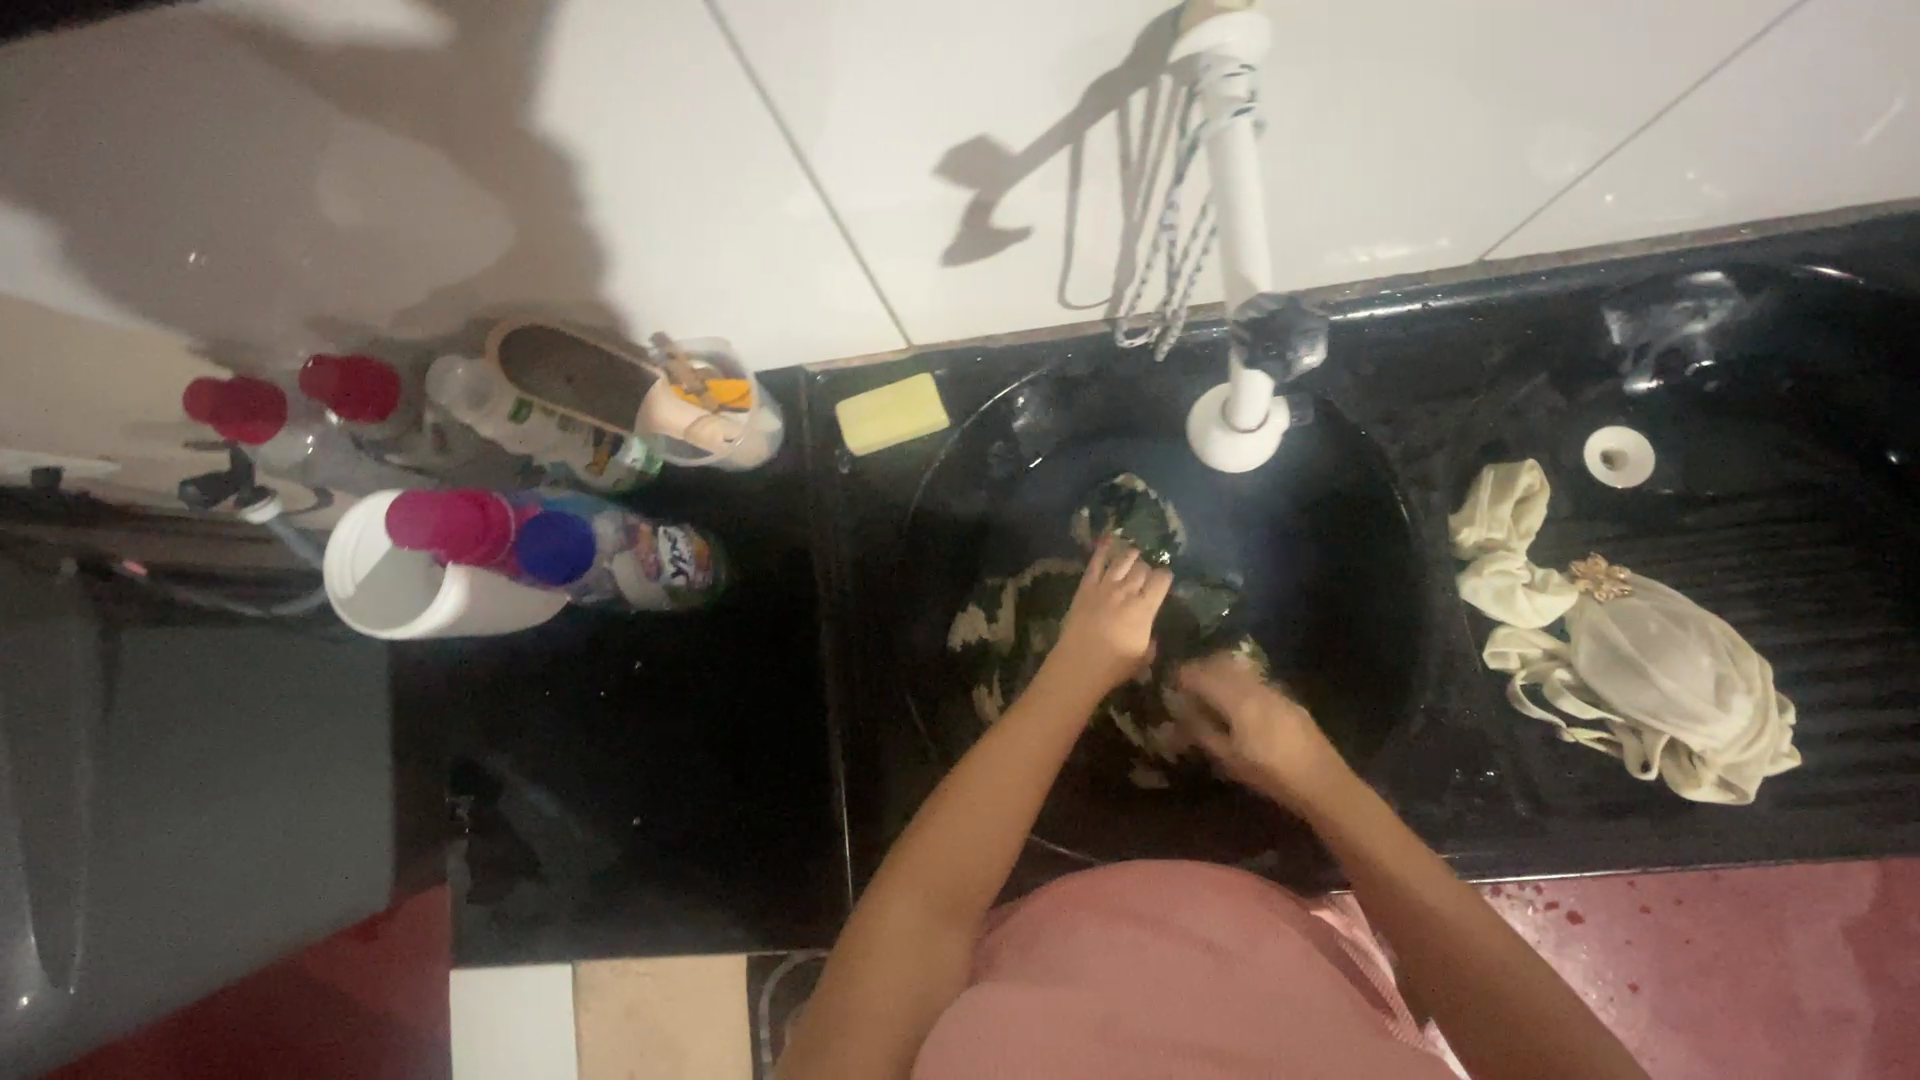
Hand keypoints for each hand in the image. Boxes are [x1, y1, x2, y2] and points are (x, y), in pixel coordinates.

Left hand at [1045, 535, 1173, 694]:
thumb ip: (1151, 640)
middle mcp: (1127, 591)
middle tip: (1146, 573)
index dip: (1165, 576)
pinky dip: (1102, 551)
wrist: (1080, 663)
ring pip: (1121, 561)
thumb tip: (1150, 633)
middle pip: (1142, 568)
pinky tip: (1108, 541)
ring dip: (1130, 555)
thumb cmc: (1115, 666)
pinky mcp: (1085, 587)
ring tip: (1134, 553)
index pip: (1162, 580)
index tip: (1165, 579)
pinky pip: (1095, 563)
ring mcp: (1105, 586)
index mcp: (1145, 608)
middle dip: (1147, 568)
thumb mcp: (1144, 657)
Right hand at [1175, 652, 1358, 813]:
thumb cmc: (1270, 774)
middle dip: (1200, 668)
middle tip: (1186, 682)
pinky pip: (1255, 680)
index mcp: (1237, 700)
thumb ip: (1202, 731)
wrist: (1322, 782)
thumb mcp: (1229, 758)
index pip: (1202, 675)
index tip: (1171, 681)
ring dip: (1220, 673)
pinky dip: (1238, 682)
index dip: (1183, 675)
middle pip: (1222, 665)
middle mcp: (1255, 687)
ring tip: (1209, 690)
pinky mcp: (1288, 699)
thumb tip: (1182, 712)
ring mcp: (1275, 691)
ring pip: (1240, 670)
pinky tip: (1238, 702)